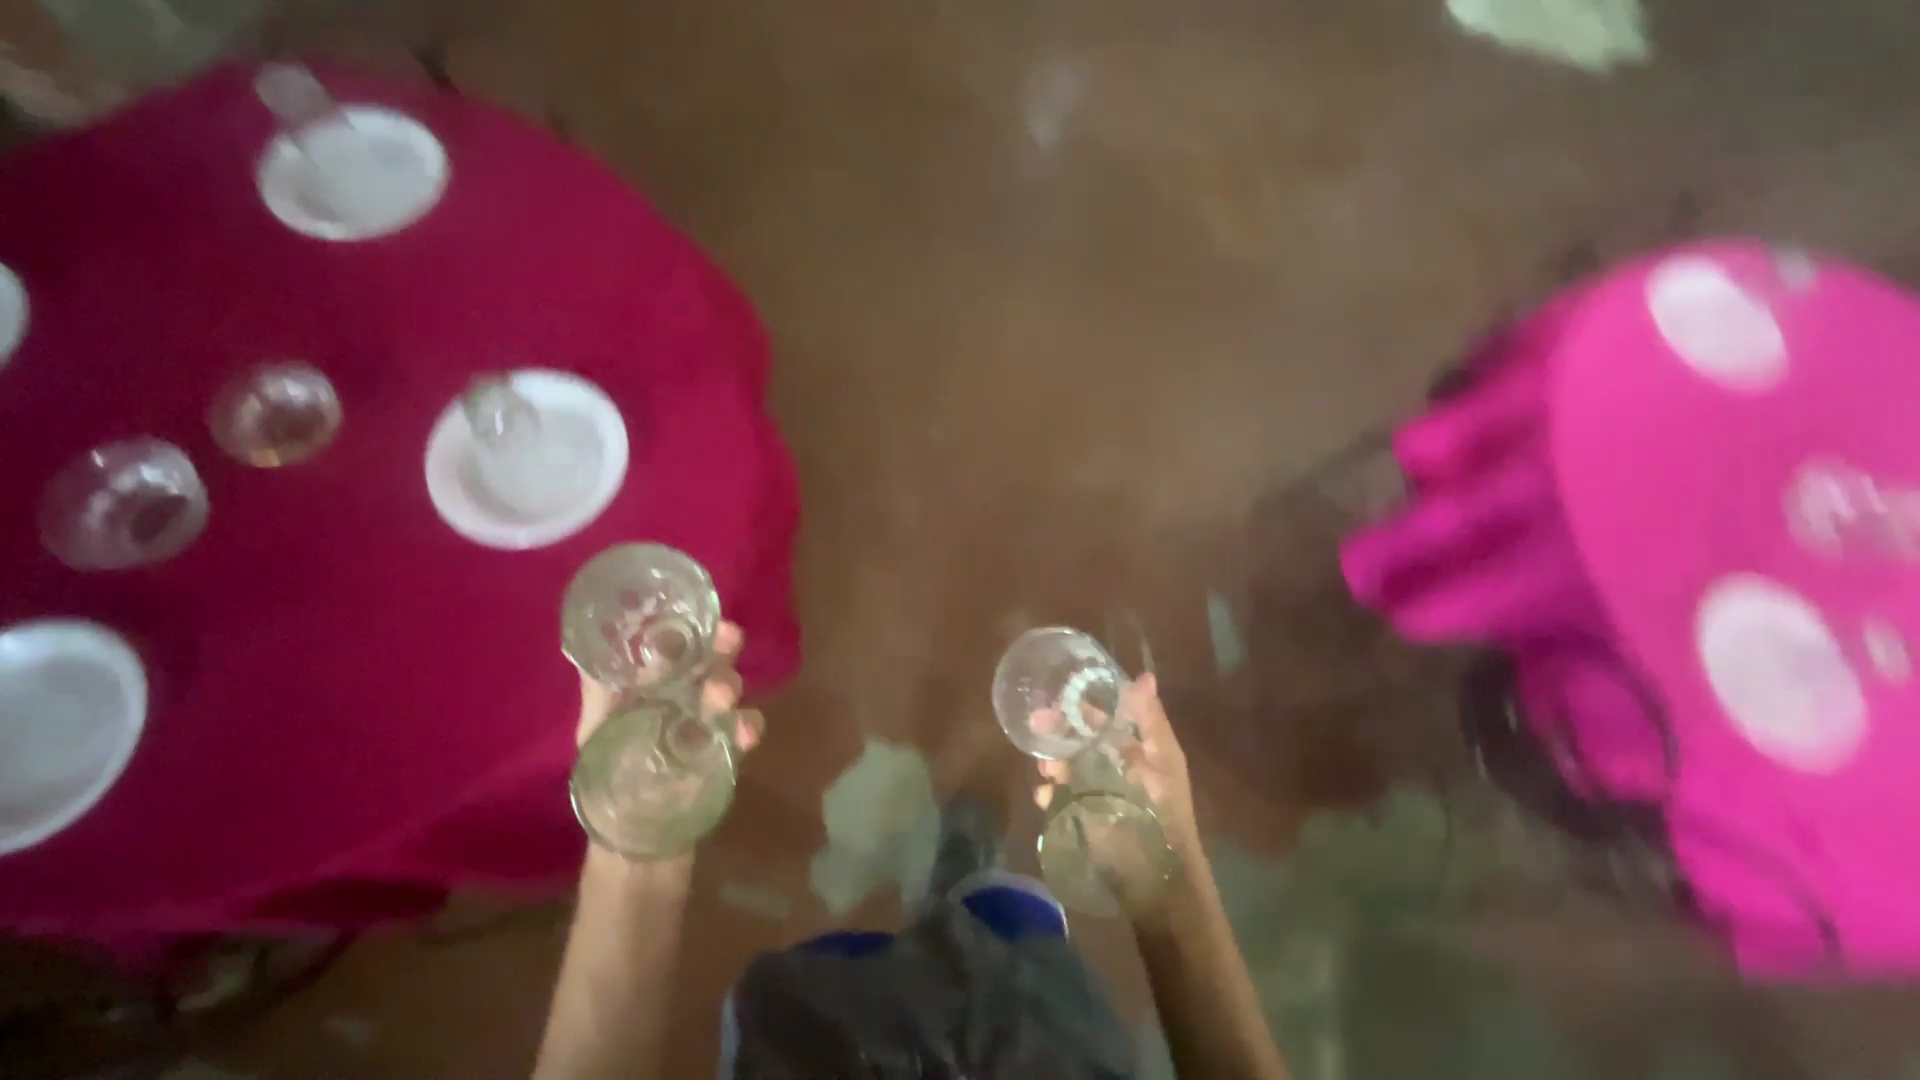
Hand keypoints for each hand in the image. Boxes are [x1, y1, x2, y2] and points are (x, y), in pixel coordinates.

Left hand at [574, 620, 764, 753]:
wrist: (629, 828)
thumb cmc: (608, 769)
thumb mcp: (597, 725)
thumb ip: (599, 691)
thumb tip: (587, 649)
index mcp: (659, 680)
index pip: (679, 644)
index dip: (688, 627)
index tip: (692, 616)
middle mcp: (689, 692)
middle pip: (712, 659)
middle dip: (723, 646)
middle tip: (730, 637)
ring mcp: (710, 720)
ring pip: (729, 689)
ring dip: (729, 684)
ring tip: (720, 695)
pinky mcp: (726, 749)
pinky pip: (745, 730)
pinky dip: (748, 727)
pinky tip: (741, 733)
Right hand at [1033, 673, 1203, 867]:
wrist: (1157, 879)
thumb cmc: (1166, 813)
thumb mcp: (1163, 761)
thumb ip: (1151, 720)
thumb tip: (1145, 676)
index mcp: (1137, 752)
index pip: (1106, 720)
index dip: (1084, 707)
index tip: (1059, 697)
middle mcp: (1115, 769)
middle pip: (1080, 741)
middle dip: (1059, 732)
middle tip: (1035, 724)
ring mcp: (1096, 795)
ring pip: (1065, 767)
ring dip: (1052, 761)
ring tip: (1046, 767)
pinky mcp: (1082, 819)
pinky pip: (1057, 799)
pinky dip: (1047, 794)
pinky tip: (1044, 796)